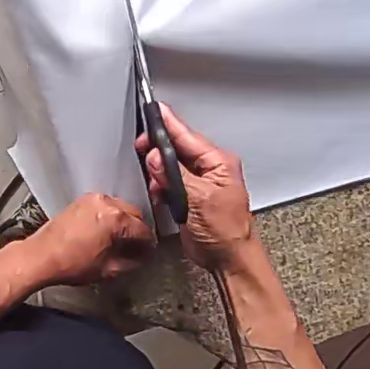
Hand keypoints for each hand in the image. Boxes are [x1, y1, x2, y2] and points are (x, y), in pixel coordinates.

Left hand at [23, 193, 155, 286]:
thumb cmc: (71, 263)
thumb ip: (131, 262)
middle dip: (137, 230)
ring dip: (123, 221)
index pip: (143, 230)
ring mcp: (92, 199)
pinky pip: (103, 206)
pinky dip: (108, 216)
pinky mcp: (80, 201)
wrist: (41, 256)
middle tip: (137, 247)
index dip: (148, 244)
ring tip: (121, 240)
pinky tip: (105, 231)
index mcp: (116, 219)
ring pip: (119, 208)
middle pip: (133, 214)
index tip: (148, 252)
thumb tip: (140, 258)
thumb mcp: (108, 269)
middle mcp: (106, 203)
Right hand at [135, 103, 254, 271]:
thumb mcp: (198, 199)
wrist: (228, 258)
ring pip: (171, 166)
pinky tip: (159, 192)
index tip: (155, 110)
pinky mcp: (191, 197)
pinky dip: (161, 185)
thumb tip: (155, 156)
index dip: (169, 124)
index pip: (188, 136)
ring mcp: (200, 183)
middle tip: (142, 148)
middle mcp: (210, 170)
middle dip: (158, 151)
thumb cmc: (225, 232)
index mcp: (219, 163)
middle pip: (177, 149)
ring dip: (158, 172)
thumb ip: (174, 175)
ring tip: (155, 181)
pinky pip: (170, 182)